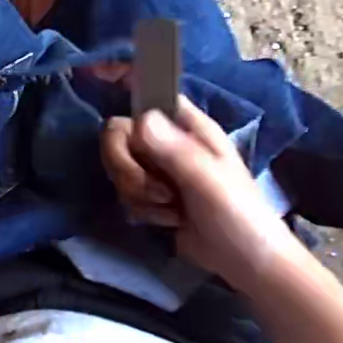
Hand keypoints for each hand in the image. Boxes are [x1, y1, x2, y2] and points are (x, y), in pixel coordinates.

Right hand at [101, 98, 302, 281]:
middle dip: (128, 168)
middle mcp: (168, 140)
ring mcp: (157, 167)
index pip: (150, 94)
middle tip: (155, 192)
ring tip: (171, 210)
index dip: (123, 84)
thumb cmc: (239, 215)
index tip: (96, 79)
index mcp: (188, 126)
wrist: (246, 264)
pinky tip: (168, 221)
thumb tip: (139, 120)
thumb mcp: (210, 181)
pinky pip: (123, 191)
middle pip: (119, 134)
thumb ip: (174, 151)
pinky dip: (141, 210)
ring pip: (117, 165)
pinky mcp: (148, 194)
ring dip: (138, 194)